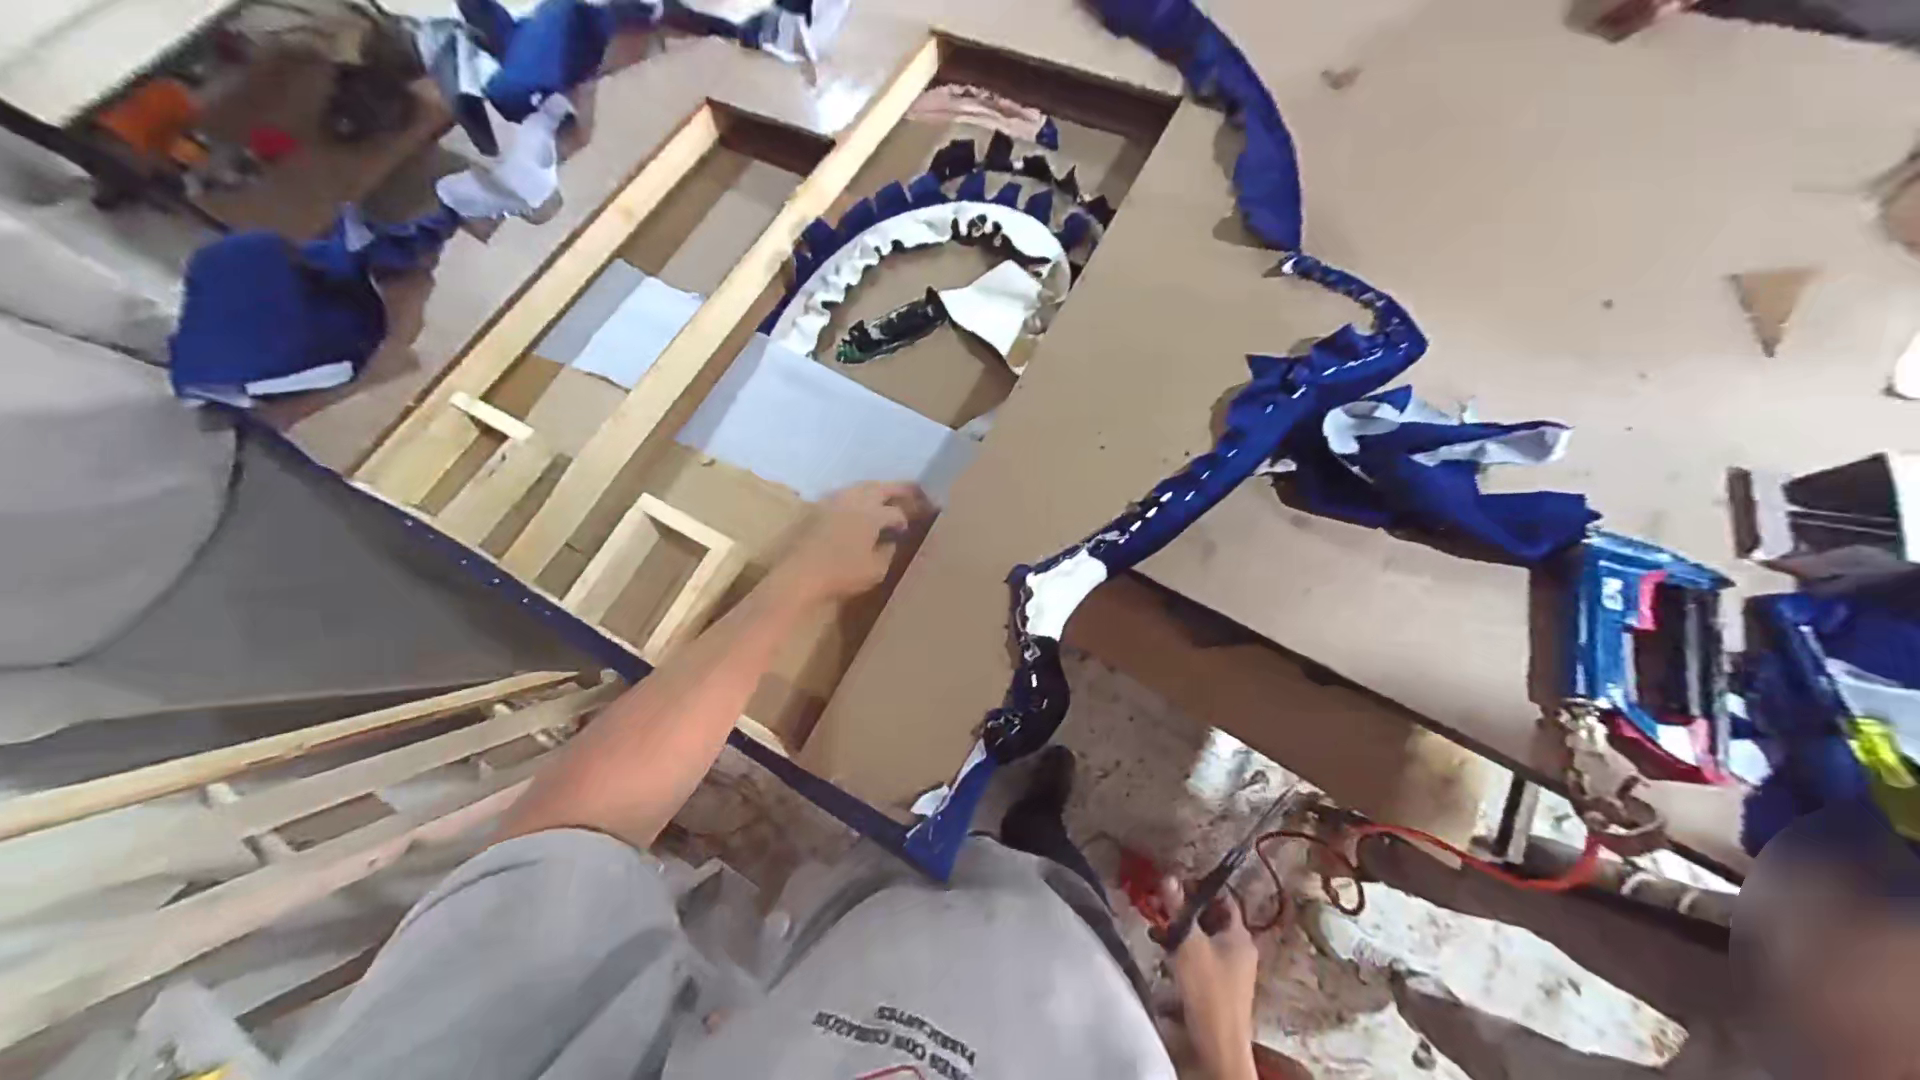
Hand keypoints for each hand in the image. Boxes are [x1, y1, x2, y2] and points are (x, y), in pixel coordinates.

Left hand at [766, 482, 932, 607]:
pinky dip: (861, 496)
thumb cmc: (841, 574)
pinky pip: (847, 494)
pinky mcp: (818, 508)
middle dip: (902, 490)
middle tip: (919, 493)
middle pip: (883, 488)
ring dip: (880, 490)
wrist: (798, 576)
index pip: (897, 512)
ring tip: (891, 498)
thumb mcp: (876, 569)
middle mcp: (855, 500)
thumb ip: (889, 551)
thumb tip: (893, 541)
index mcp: (872, 513)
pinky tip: (863, 508)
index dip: (910, 519)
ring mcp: (834, 501)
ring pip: (863, 487)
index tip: (918, 525)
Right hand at [1163, 877, 1260, 1079]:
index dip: (1199, 887)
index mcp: (1239, 935)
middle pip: (1210, 916)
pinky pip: (1201, 954)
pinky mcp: (1219, 982)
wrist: (1218, 1045)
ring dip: (1180, 927)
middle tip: (1158, 903)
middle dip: (1183, 908)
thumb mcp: (1188, 943)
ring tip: (1155, 925)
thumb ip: (1177, 909)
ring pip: (1203, 935)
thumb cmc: (1207, 988)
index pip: (1223, 898)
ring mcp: (1231, 967)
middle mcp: (1240, 947)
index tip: (1174, 885)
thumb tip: (1168, 875)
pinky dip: (1183, 947)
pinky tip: (1162, 948)